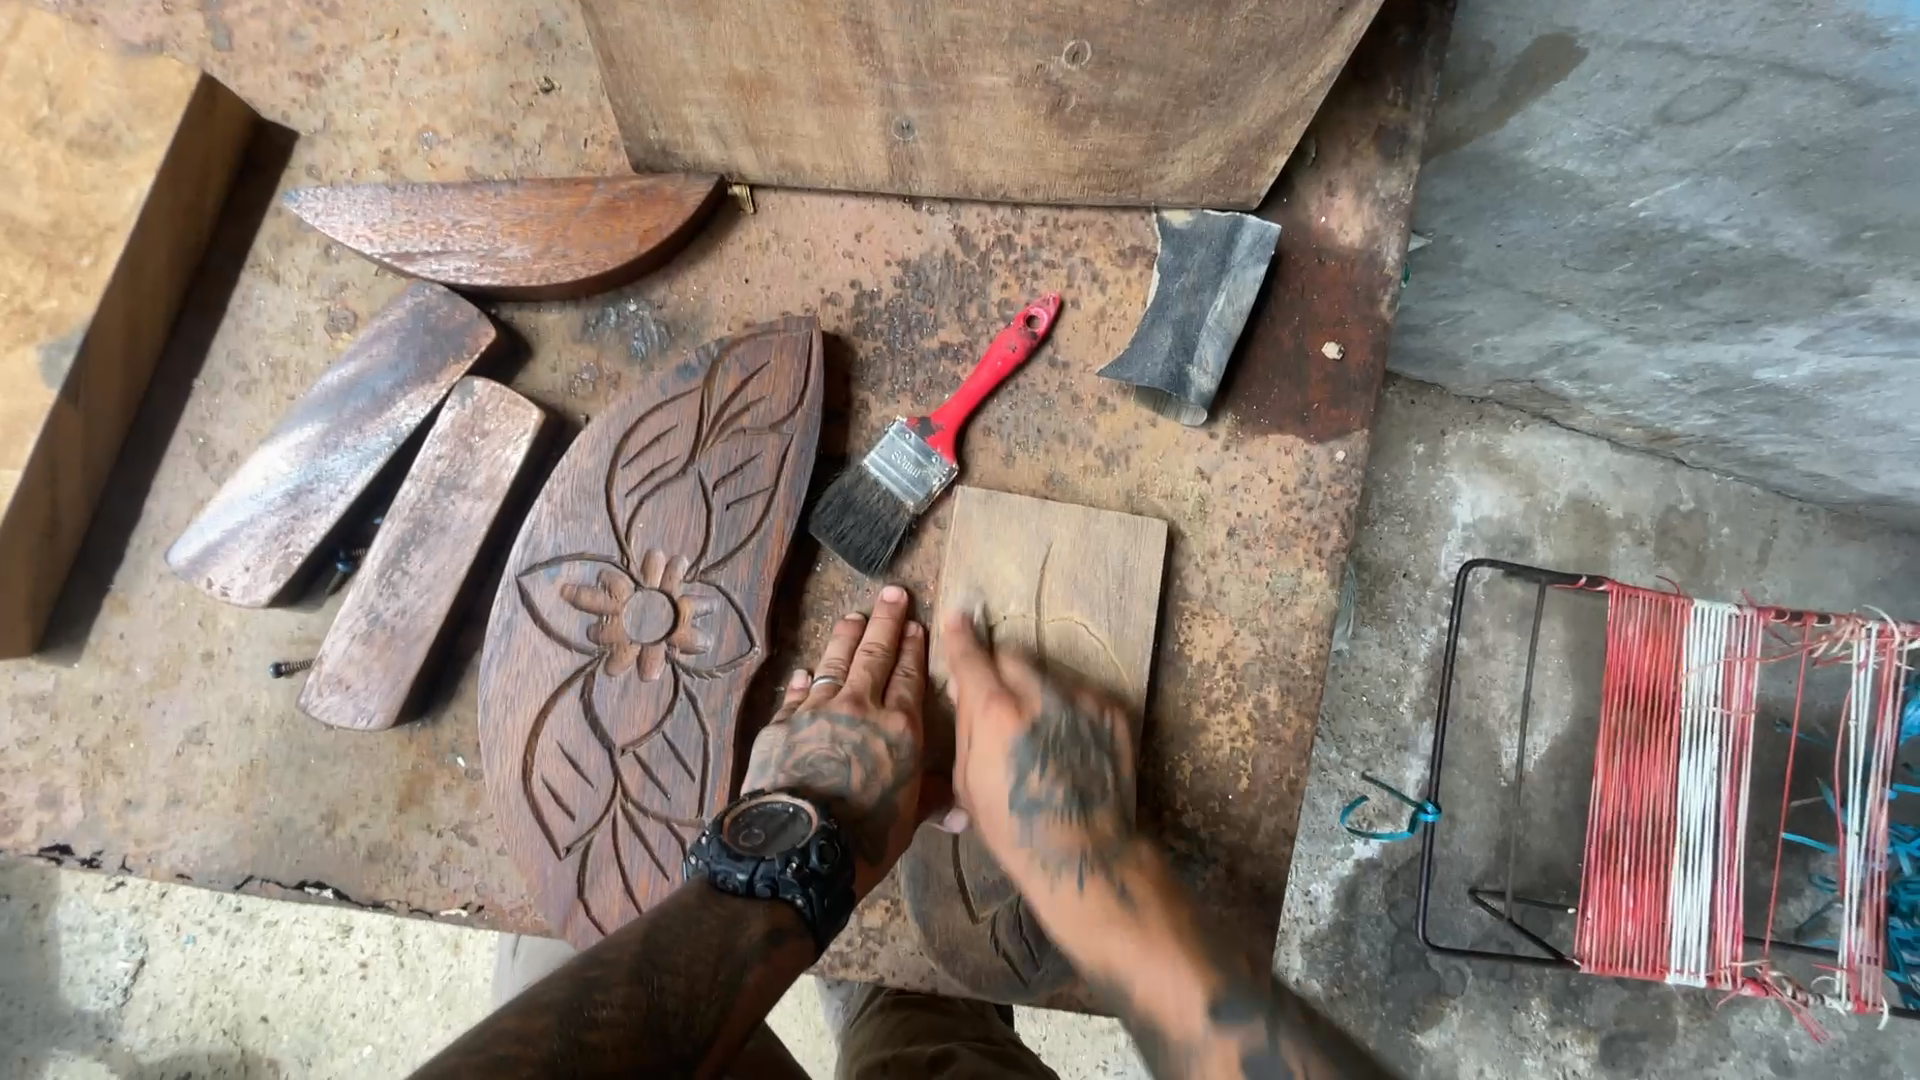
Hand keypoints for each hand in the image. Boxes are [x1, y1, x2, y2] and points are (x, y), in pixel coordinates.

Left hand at [741, 585, 925, 895]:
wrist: (798, 848)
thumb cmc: (865, 837)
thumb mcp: (907, 820)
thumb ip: (931, 801)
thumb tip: (962, 813)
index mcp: (899, 727)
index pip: (909, 675)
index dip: (913, 648)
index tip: (916, 623)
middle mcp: (861, 707)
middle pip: (876, 654)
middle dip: (887, 621)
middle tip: (893, 592)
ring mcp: (818, 711)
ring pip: (836, 662)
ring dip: (846, 636)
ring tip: (854, 615)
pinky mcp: (783, 724)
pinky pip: (797, 694)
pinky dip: (805, 680)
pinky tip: (807, 671)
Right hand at [937, 608, 1138, 904]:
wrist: (1088, 854)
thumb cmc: (1014, 828)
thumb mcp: (968, 781)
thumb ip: (966, 724)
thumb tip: (965, 685)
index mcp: (997, 712)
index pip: (972, 655)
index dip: (961, 636)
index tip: (959, 619)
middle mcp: (1040, 693)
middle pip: (1013, 653)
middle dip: (1001, 666)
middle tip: (1000, 695)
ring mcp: (1082, 699)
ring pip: (1048, 672)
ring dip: (1036, 688)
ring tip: (1040, 729)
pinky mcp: (1113, 709)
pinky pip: (1079, 692)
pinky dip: (1067, 706)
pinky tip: (1068, 741)